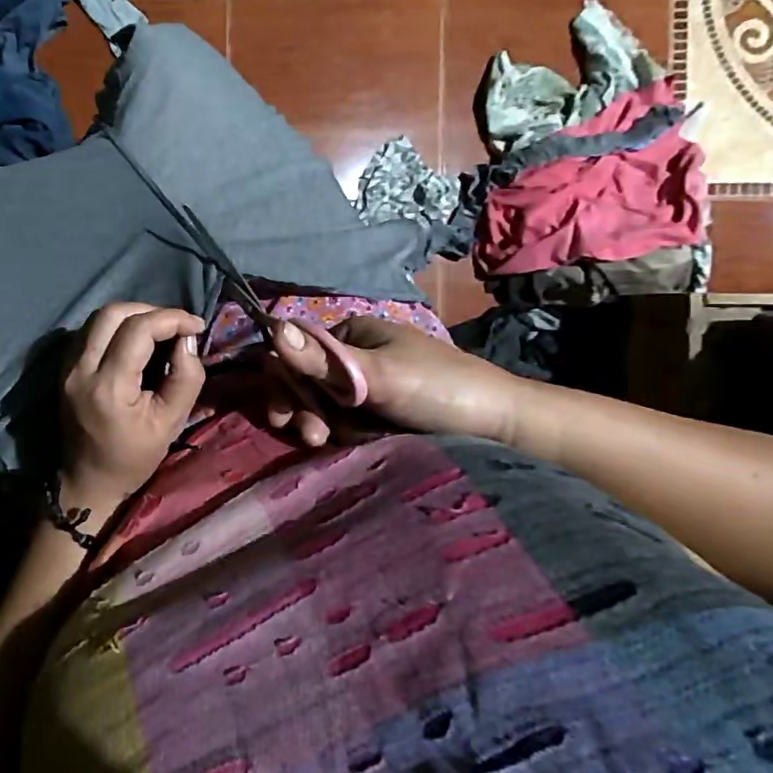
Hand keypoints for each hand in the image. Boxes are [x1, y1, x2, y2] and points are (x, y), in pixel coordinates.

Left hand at [61, 303, 206, 506]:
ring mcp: (67, 367)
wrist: (87, 481)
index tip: (197, 325)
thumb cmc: (132, 457)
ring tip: (159, 330)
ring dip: (133, 315)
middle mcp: (81, 369)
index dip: (172, 318)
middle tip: (177, 326)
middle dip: (151, 311)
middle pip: (113, 312)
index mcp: (109, 386)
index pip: (139, 329)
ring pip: (98, 317)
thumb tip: (188, 340)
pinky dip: (116, 326)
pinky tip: (136, 341)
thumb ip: (186, 378)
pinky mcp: (64, 368)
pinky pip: (90, 331)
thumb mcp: (170, 423)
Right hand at [269, 316, 520, 442]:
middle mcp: (354, 358)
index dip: (284, 383)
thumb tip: (274, 326)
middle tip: (312, 437)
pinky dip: (338, 435)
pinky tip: (345, 447)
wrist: (498, 426)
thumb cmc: (439, 388)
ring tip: (325, 444)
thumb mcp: (380, 374)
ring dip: (317, 425)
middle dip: (302, 410)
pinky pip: (342, 424)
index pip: (297, 352)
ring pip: (321, 407)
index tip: (285, 416)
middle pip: (306, 383)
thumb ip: (325, 360)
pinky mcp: (378, 416)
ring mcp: (367, 389)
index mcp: (352, 335)